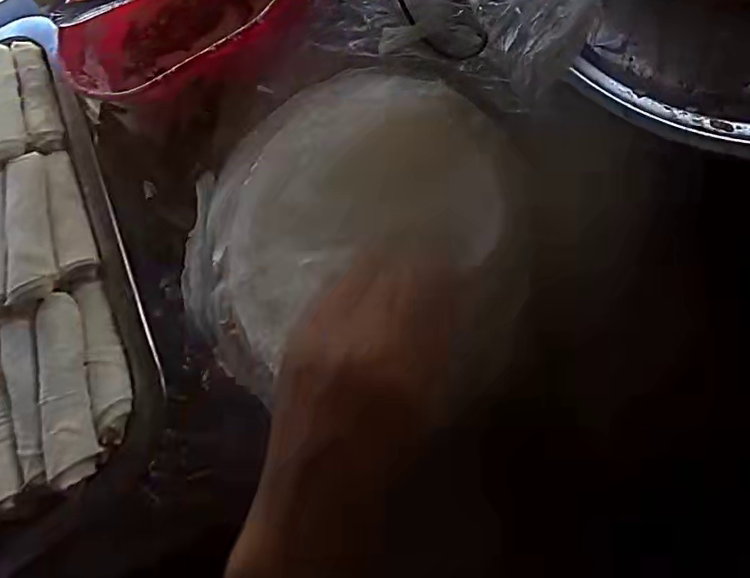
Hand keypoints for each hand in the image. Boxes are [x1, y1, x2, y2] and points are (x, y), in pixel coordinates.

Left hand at [227, 254, 460, 577]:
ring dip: (382, 263)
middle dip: (412, 259)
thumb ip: (440, 342)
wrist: (313, 490)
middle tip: (427, 261)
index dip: (439, 267)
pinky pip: (331, 285)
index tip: (452, 264)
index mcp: (393, 359)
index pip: (419, 283)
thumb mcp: (427, 404)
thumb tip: (454, 291)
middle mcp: (351, 334)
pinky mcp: (296, 330)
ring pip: (356, 269)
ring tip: (397, 267)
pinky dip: (353, 279)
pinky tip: (364, 285)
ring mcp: (318, 328)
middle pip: (387, 267)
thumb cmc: (384, 457)